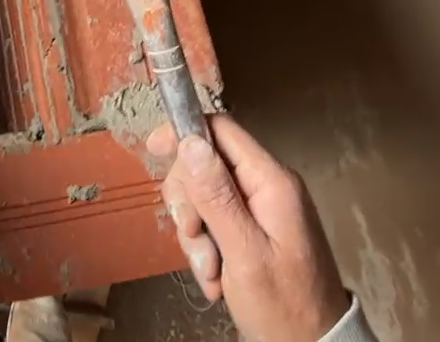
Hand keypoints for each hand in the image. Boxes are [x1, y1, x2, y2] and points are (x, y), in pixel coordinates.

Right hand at [149, 116, 349, 340]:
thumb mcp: (245, 255)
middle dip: (189, 202)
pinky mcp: (252, 230)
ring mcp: (259, 209)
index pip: (220, 129)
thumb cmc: (286, 309)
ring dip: (196, 235)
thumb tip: (190, 140)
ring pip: (203, 196)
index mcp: (271, 181)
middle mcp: (265, 186)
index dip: (184, 133)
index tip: (153, 150)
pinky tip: (216, 279)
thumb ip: (217, 197)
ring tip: (210, 272)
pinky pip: (213, 222)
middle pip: (204, 163)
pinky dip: (206, 249)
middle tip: (194, 238)